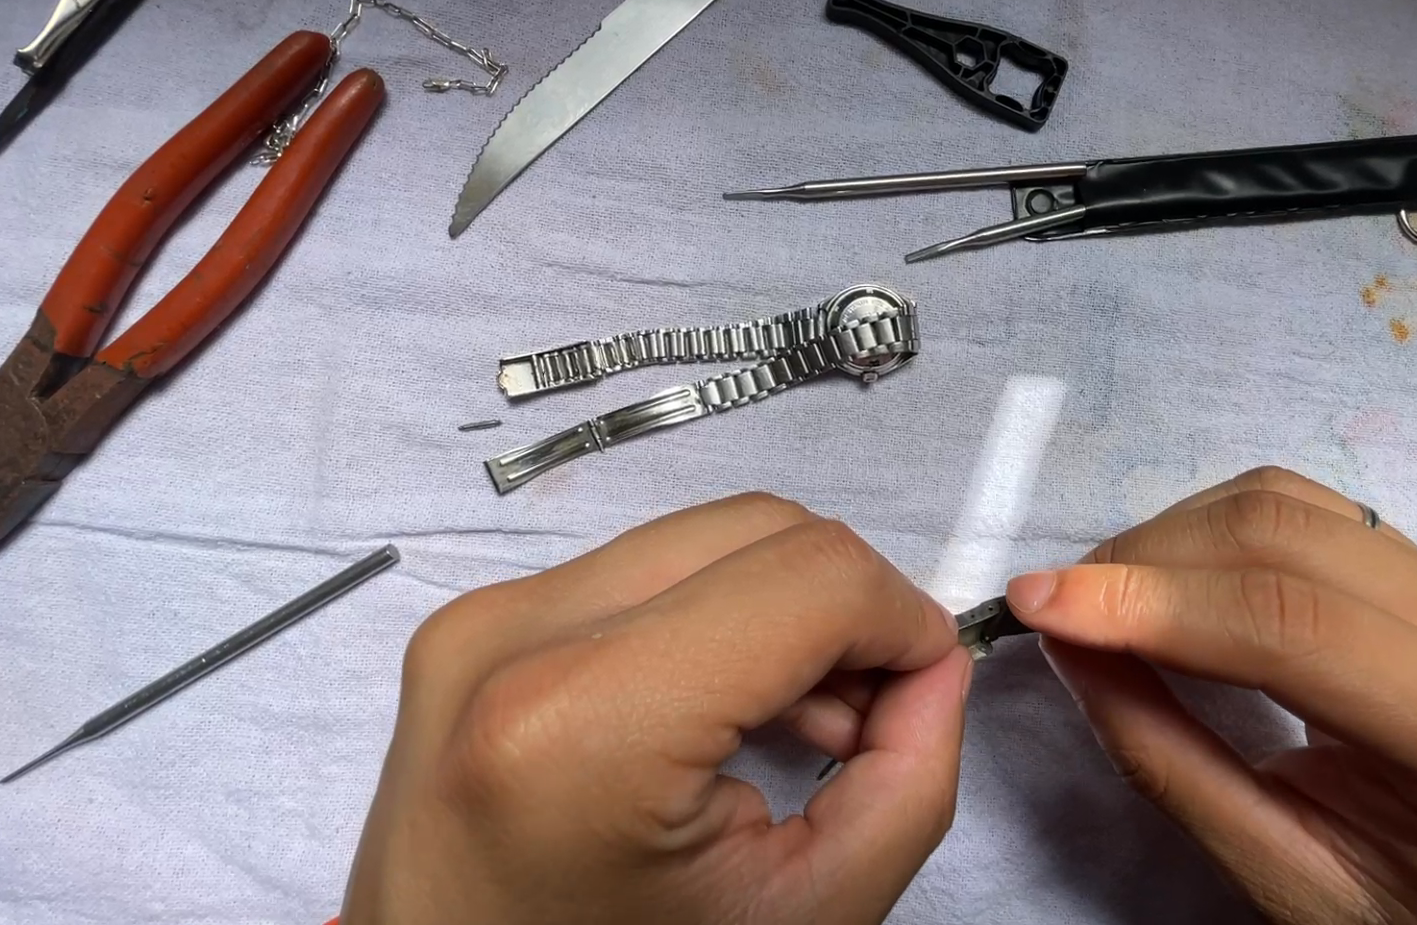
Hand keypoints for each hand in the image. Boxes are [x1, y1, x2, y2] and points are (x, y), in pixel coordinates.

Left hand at [339, 493, 969, 924]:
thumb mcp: (810, 918)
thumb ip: (909, 776)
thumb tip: (933, 657)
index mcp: (584, 722)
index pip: (809, 576)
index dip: (899, 613)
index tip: (925, 674)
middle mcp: (518, 634)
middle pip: (761, 530)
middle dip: (846, 602)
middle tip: (868, 698)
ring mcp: (488, 614)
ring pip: (710, 534)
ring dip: (785, 604)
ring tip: (804, 710)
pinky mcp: (482, 615)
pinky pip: (652, 563)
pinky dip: (722, 608)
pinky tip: (736, 696)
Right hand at [1006, 467, 1416, 924]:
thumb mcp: (1277, 880)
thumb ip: (1160, 755)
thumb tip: (1066, 638)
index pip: (1294, 627)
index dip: (1149, 600)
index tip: (1037, 600)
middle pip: (1284, 539)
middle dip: (1145, 558)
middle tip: (1064, 604)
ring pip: (1289, 504)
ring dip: (1172, 535)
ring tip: (1115, 594)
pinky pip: (1308, 510)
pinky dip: (1214, 528)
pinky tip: (1182, 579)